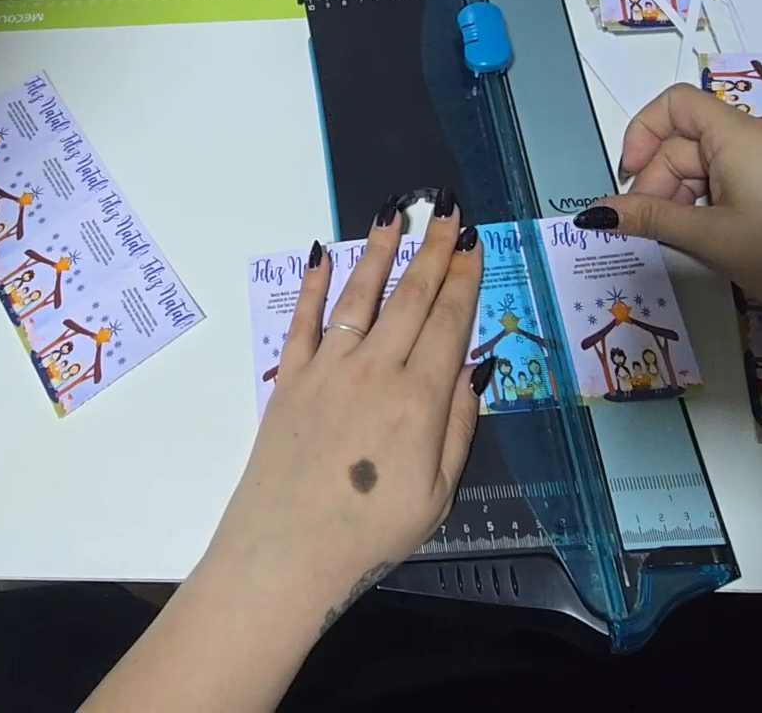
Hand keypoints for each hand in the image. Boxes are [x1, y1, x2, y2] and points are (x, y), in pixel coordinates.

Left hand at [205, 194, 484, 632]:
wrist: (287, 550)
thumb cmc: (370, 532)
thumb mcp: (438, 493)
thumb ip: (458, 423)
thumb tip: (473, 364)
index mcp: (419, 397)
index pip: (450, 321)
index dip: (466, 278)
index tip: (475, 243)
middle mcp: (375, 368)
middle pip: (411, 297)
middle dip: (434, 251)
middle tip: (448, 212)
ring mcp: (328, 366)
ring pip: (360, 296)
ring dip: (380, 252)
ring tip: (394, 214)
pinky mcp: (291, 374)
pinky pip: (304, 319)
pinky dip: (313, 284)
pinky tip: (321, 254)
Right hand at [581, 83, 761, 346]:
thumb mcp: (712, 239)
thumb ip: (650, 219)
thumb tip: (593, 214)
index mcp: (741, 137)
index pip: (676, 104)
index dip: (642, 132)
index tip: (629, 179)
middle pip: (687, 143)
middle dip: (659, 182)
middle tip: (653, 230)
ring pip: (709, 167)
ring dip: (683, 199)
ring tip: (688, 243)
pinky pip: (735, 184)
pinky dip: (711, 206)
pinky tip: (715, 242)